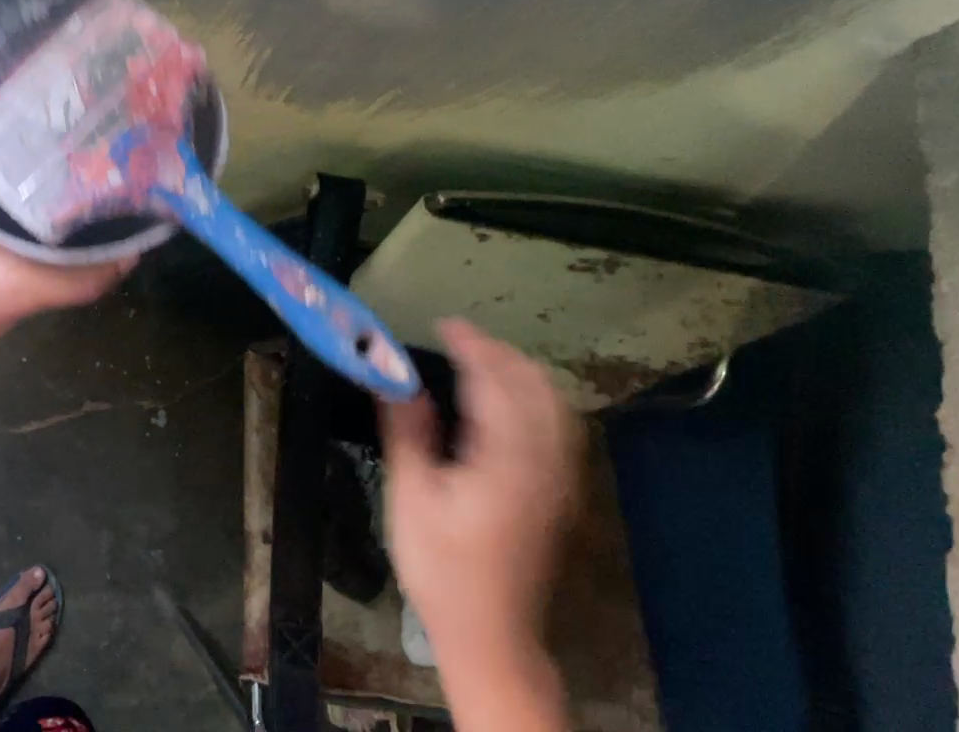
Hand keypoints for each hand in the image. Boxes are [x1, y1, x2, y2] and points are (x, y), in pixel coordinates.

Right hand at [381, 319, 579, 688]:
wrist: (489, 632)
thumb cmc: (440, 567)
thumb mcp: (411, 497)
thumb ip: (409, 433)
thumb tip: (399, 383)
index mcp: (505, 460)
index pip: (495, 384)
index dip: (473, 347)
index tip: (448, 325)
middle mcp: (543, 463)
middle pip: (537, 389)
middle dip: (503, 354)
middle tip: (462, 339)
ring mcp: (558, 481)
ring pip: (556, 408)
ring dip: (523, 374)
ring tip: (486, 361)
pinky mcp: (559, 495)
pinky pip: (559, 429)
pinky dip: (537, 400)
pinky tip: (511, 405)